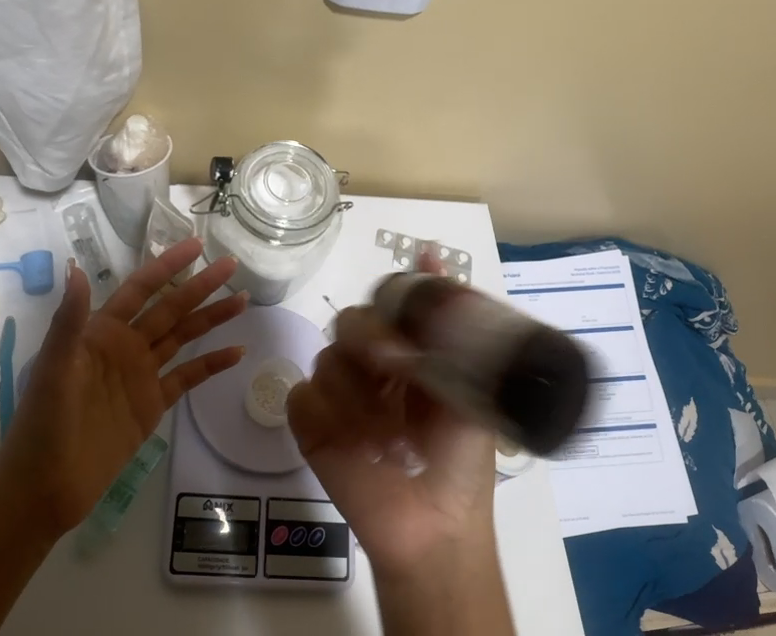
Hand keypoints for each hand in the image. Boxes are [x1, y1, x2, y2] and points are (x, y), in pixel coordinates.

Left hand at [0, 238, 246, 537]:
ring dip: (212, 318)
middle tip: (232, 263)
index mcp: (101, 331)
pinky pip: (187, 378)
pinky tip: (237, 352)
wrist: (46, 485)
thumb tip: (76, 268)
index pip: (141, 288)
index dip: (167, 265)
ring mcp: (140, 375)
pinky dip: (211, 364)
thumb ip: (69, 319)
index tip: (196, 243)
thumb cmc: (43, 422)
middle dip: (200, 285)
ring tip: (244, 299)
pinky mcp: (152, 406)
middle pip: (170, 308)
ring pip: (183, 337)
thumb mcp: (54, 367)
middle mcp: (125, 346)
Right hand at [287, 305, 499, 576]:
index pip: (386, 298)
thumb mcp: (472, 381)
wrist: (434, 526)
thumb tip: (430, 250)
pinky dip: (332, 420)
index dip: (393, 305)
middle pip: (351, 319)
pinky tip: (360, 450)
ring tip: (393, 443)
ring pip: (329, 358)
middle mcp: (369, 360)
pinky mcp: (309, 421)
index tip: (410, 334)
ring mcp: (336, 389)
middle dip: (374, 344)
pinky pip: (303, 395)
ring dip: (364, 402)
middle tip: (398, 374)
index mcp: (408, 347)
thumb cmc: (461, 458)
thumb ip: (450, 318)